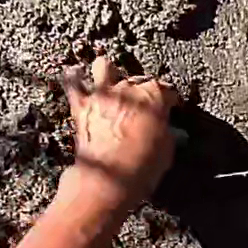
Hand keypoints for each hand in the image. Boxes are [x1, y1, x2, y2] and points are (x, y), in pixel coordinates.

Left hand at [59, 56, 178, 213]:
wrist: (107, 179)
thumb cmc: (142, 167)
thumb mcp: (166, 152)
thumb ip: (169, 134)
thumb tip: (174, 132)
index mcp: (154, 96)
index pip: (167, 90)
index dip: (170, 100)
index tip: (172, 108)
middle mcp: (128, 88)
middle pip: (138, 81)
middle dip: (143, 91)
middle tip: (144, 108)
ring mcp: (102, 94)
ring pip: (105, 67)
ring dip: (109, 73)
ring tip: (111, 82)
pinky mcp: (81, 107)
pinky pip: (73, 84)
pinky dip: (74, 79)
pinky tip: (74, 74)